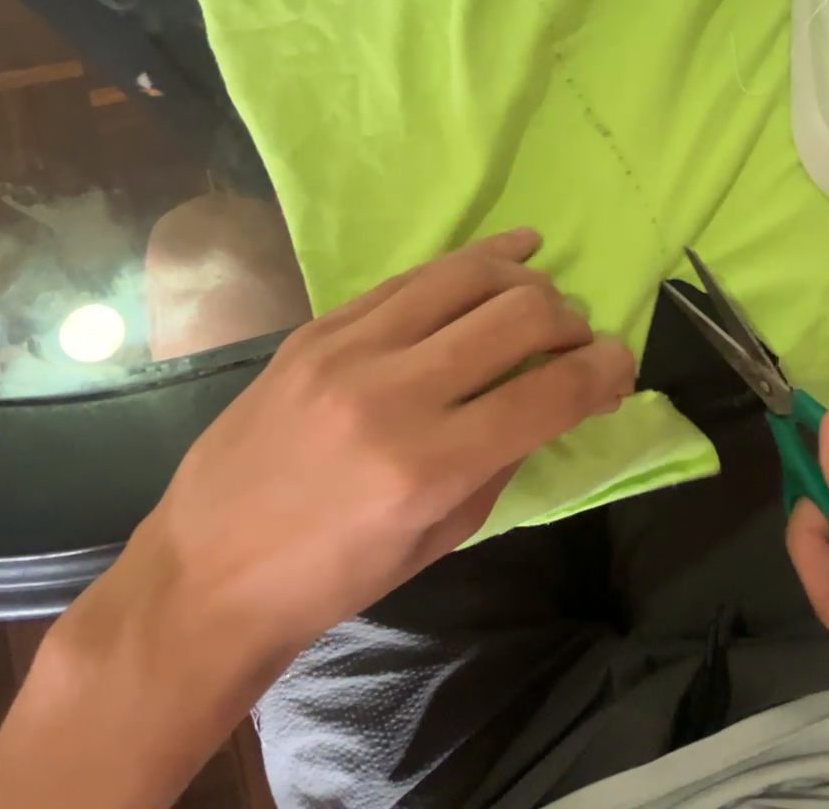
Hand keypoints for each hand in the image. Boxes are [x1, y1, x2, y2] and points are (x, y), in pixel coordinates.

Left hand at [136, 228, 635, 658]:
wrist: (206, 572)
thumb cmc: (334, 576)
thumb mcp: (442, 536)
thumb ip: (505, 458)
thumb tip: (553, 397)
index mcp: (428, 466)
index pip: (551, 393)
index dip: (606, 372)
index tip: (622, 369)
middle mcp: (392, 394)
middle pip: (520, 315)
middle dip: (573, 324)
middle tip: (579, 344)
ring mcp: (346, 350)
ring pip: (468, 276)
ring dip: (527, 281)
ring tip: (545, 297)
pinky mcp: (317, 330)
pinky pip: (412, 277)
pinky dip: (473, 260)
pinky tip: (509, 251)